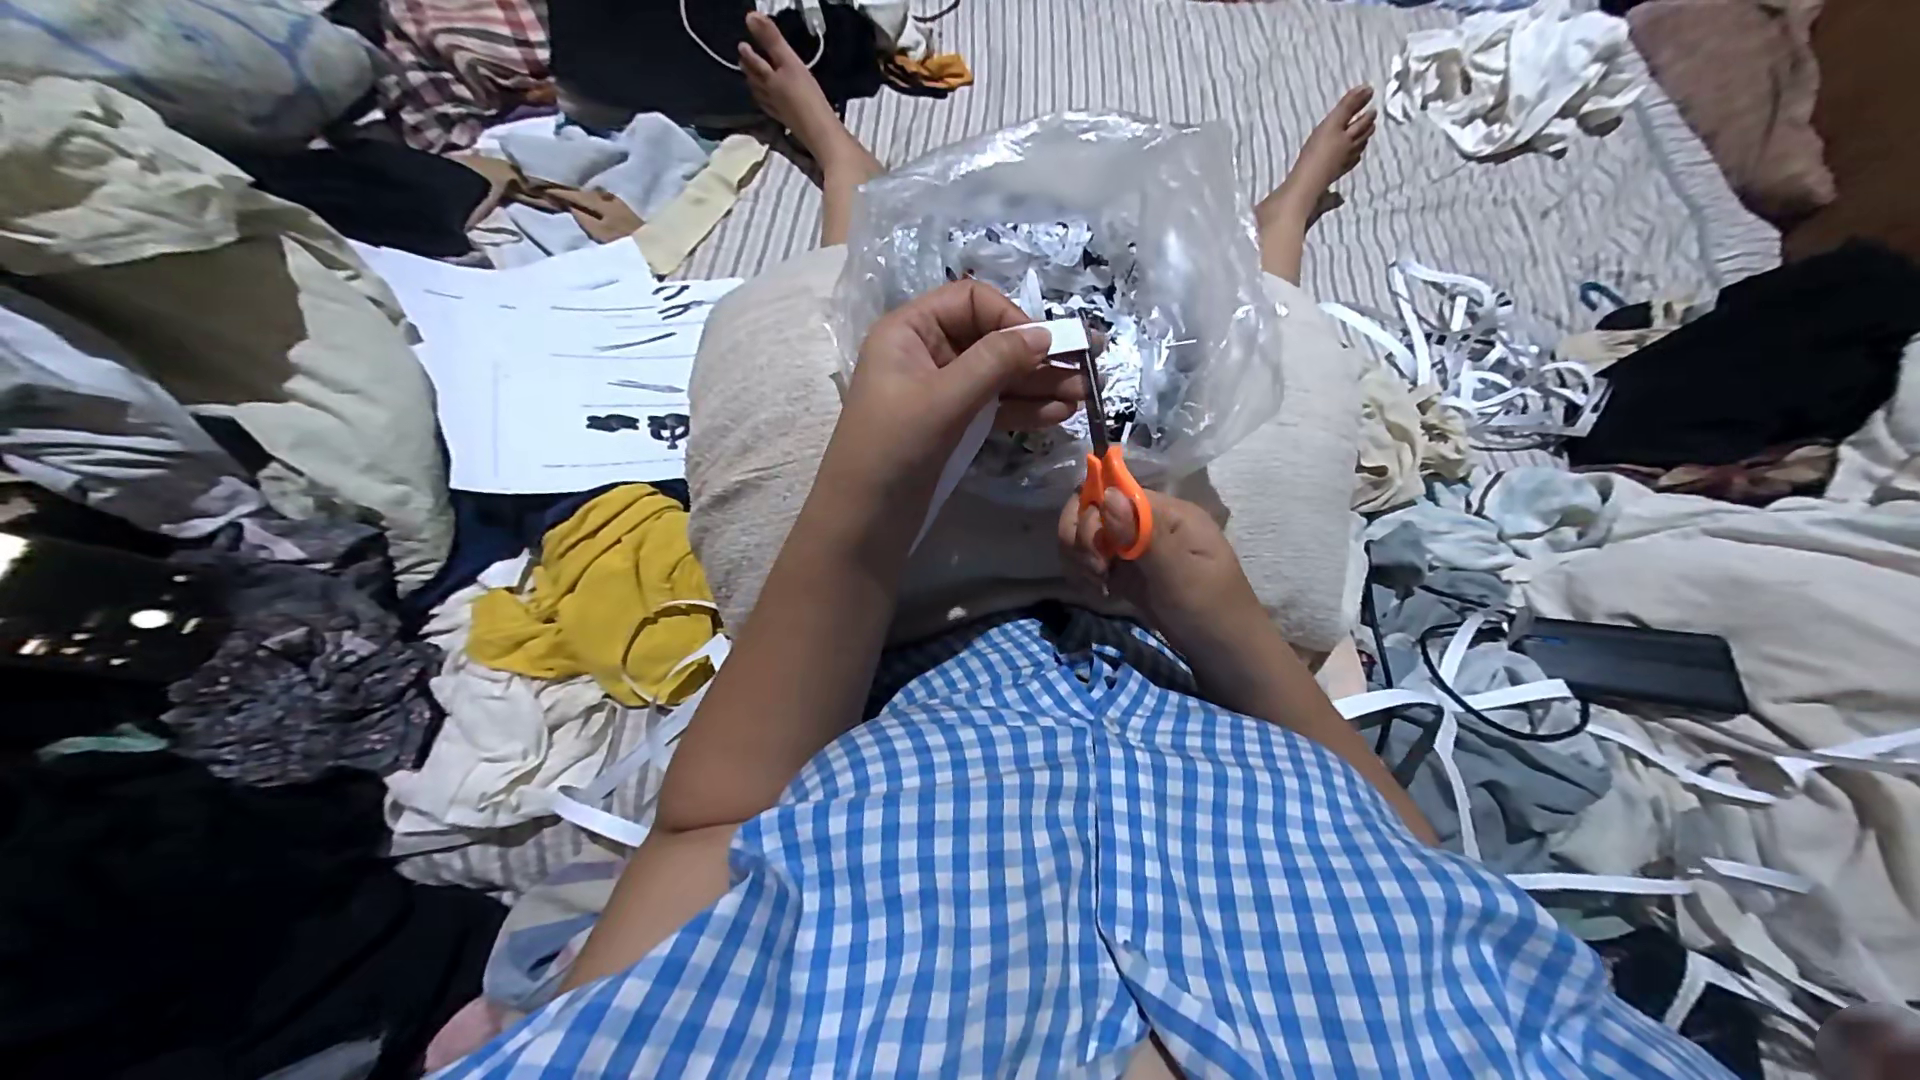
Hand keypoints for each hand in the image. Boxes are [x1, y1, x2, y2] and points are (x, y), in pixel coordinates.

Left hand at [821, 280, 1083, 513]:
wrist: (863, 523)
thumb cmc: (892, 449)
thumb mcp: (943, 399)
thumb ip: (995, 362)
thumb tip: (1043, 334)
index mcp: (909, 331)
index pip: (971, 302)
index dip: (1011, 318)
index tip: (1046, 346)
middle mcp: (925, 353)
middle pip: (991, 339)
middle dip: (1037, 355)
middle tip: (1088, 369)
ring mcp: (941, 392)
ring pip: (997, 377)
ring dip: (1039, 384)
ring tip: (1083, 396)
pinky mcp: (952, 426)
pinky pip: (993, 407)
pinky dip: (1023, 409)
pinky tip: (1057, 414)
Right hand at [1058, 487, 1268, 659]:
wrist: (1222, 652)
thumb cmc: (1209, 610)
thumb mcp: (1178, 574)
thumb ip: (1144, 534)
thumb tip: (1109, 494)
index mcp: (1167, 512)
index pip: (1110, 492)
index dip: (1092, 518)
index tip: (1099, 557)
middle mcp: (1146, 521)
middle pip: (1090, 509)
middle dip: (1081, 540)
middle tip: (1096, 573)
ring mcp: (1133, 544)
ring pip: (1084, 533)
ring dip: (1079, 557)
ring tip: (1098, 584)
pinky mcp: (1124, 568)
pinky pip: (1090, 558)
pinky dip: (1084, 572)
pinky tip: (1099, 591)